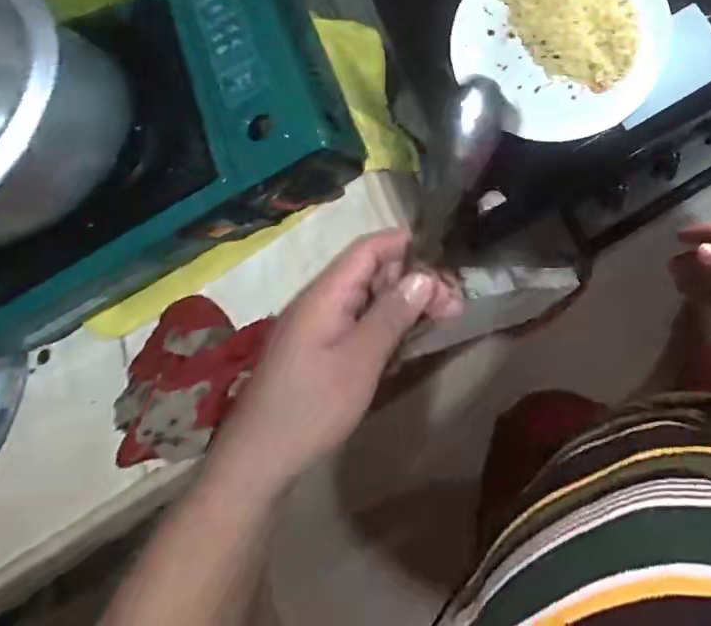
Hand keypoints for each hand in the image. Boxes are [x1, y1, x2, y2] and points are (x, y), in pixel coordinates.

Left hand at [206, 228, 460, 499]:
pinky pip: (361, 320)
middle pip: (375, 270)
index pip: (370, 248)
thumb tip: (424, 276)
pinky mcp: (320, 348)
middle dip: (416, 279)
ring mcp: (319, 325)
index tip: (447, 261)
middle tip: (454, 303)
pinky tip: (412, 339)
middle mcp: (321, 301)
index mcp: (326, 294)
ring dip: (407, 302)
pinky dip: (390, 322)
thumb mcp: (360, 359)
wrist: (256, 465)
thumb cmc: (311, 407)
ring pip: (371, 296)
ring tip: (443, 318)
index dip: (409, 245)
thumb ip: (392, 314)